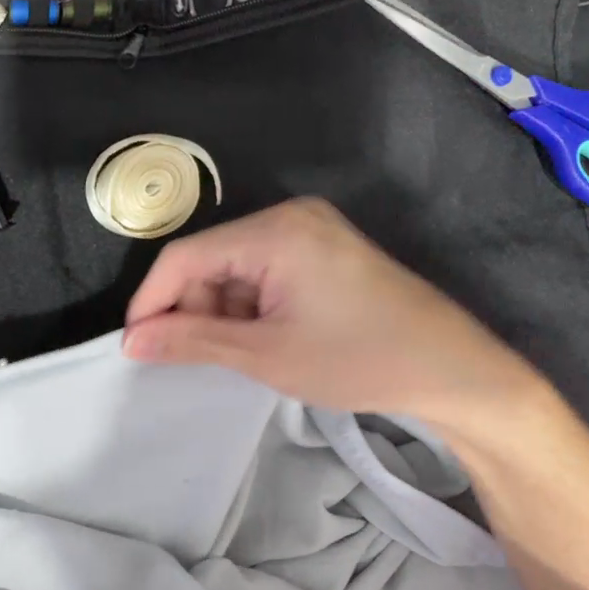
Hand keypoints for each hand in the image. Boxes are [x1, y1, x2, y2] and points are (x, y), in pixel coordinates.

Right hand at [122, 198, 547, 428]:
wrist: (458, 373)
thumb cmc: (360, 360)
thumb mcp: (265, 355)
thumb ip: (190, 341)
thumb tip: (131, 342)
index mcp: (275, 230)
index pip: (184, 256)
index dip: (151, 300)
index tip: (135, 346)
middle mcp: (288, 217)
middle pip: (208, 260)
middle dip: (190, 309)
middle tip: (192, 358)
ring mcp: (309, 231)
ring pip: (232, 269)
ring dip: (220, 312)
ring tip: (240, 355)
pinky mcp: (322, 251)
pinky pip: (261, 273)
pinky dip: (247, 308)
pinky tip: (261, 341)